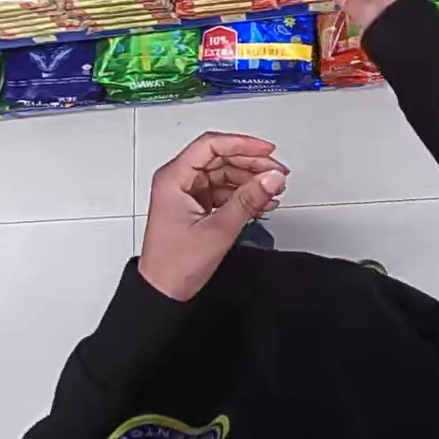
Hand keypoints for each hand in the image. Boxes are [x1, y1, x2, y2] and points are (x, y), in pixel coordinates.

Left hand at [140, 132, 288, 300]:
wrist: (161, 295)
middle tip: (277, 172)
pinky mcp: (196, 205)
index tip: (267, 151)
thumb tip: (271, 178)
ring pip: (225, 173)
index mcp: (174, 178)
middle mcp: (178, 180)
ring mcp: (187, 192)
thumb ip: (248, 200)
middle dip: (251, 163)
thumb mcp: (218, 230)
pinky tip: (262, 202)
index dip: (242, 144)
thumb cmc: (174, 266)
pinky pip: (224, 189)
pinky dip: (243, 194)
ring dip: (250, 180)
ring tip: (273, 189)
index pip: (211, 145)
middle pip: (220, 157)